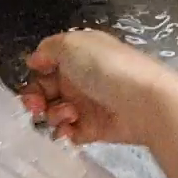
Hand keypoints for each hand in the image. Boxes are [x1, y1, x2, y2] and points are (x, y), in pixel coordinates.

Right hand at [20, 29, 177, 145]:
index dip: (34, 75)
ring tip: (68, 114)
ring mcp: (86, 104)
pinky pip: (68, 132)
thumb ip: (47, 49)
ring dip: (53, 114)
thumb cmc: (106, 68)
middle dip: (35, 99)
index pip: (45, 66)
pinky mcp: (93, 129)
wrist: (145, 102)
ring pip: (54, 112)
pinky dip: (64, 131)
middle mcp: (80, 79)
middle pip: (45, 91)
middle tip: (36, 106)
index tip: (32, 82)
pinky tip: (70, 128)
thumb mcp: (71, 45)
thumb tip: (34, 60)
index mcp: (76, 56)